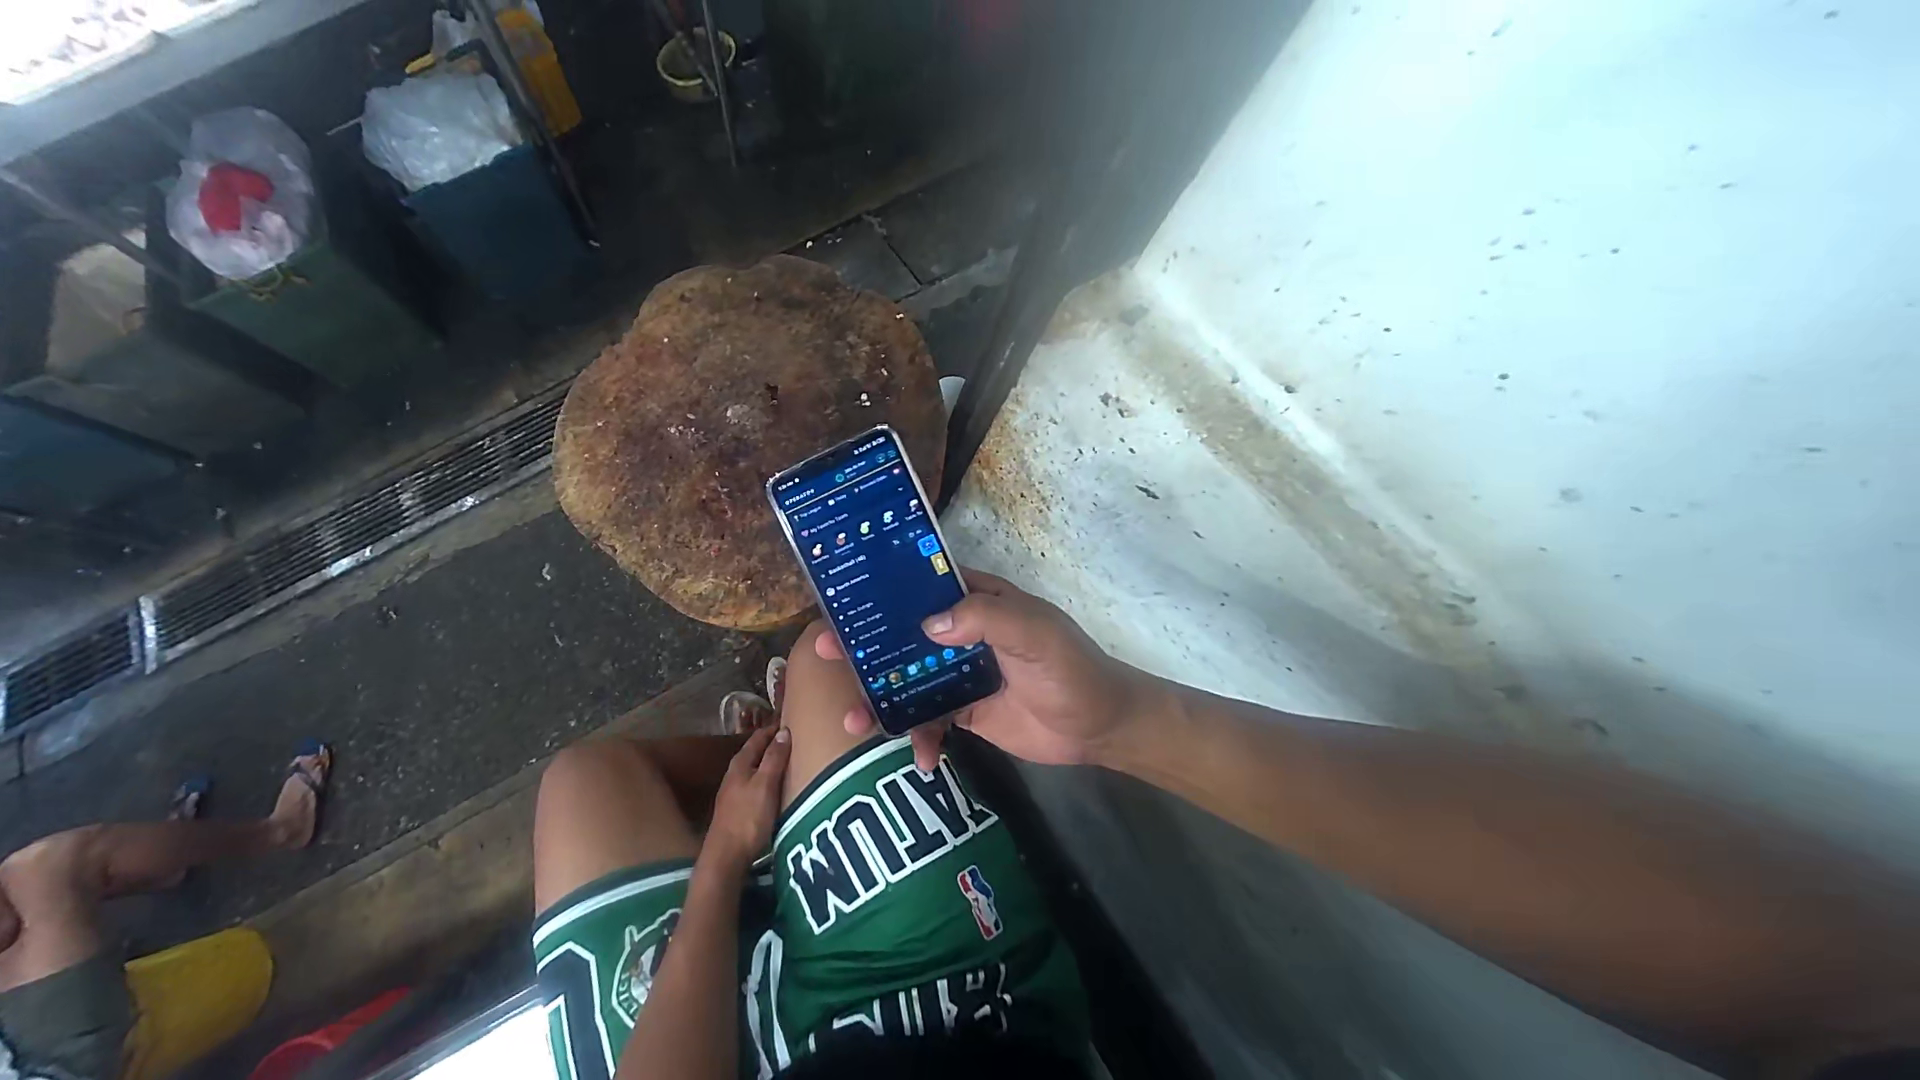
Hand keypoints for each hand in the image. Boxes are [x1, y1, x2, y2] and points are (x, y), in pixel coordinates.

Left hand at [704, 726, 791, 868]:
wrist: (726, 858)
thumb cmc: (748, 817)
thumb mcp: (766, 784)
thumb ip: (775, 757)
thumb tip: (783, 730)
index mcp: (740, 763)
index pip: (759, 737)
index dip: (774, 728)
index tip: (793, 720)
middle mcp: (735, 774)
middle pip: (756, 752)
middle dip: (774, 743)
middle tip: (797, 738)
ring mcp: (734, 792)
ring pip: (756, 768)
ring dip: (772, 762)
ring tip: (793, 760)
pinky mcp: (739, 808)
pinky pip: (757, 784)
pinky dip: (769, 778)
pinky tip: (780, 786)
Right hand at [816, 570, 1154, 771]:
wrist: (1099, 727)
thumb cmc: (1070, 668)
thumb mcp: (1034, 633)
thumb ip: (985, 620)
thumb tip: (927, 626)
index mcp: (978, 602)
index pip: (924, 585)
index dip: (885, 589)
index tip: (844, 595)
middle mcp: (962, 633)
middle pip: (904, 634)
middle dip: (865, 646)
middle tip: (822, 650)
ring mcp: (959, 674)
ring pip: (908, 681)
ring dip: (879, 700)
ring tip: (852, 722)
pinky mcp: (965, 711)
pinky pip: (929, 721)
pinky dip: (920, 739)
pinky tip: (921, 760)